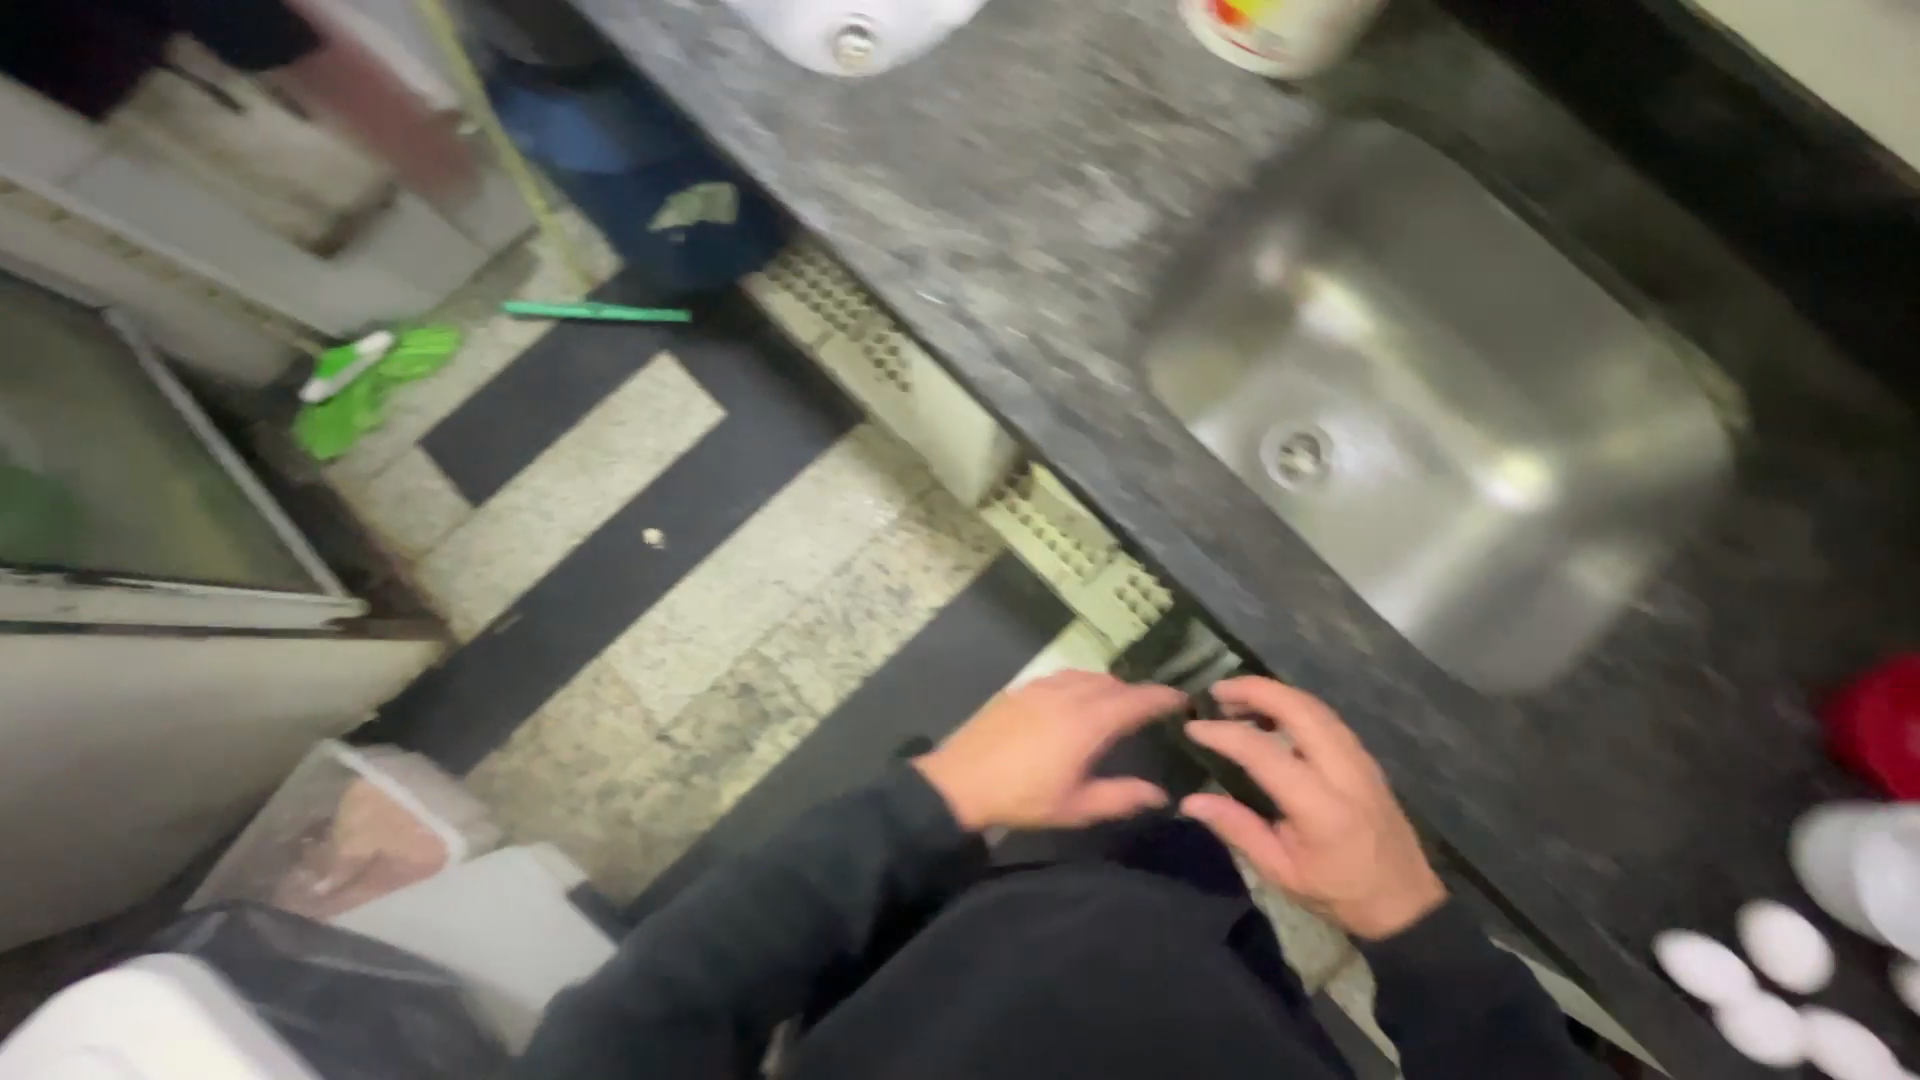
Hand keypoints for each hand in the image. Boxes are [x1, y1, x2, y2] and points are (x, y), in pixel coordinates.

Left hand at [913, 671, 1185, 831]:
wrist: (960, 781)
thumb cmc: (1022, 798)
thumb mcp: (1076, 806)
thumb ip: (1121, 797)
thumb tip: (1160, 794)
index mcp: (1087, 722)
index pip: (1136, 700)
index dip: (1162, 697)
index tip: (1182, 699)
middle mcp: (1068, 695)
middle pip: (1113, 683)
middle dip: (1136, 692)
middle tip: (1151, 709)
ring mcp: (1041, 688)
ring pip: (1086, 675)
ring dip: (1107, 685)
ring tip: (1116, 703)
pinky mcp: (1020, 689)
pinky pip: (1061, 676)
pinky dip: (1080, 682)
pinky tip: (1075, 699)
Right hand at [1180, 676, 1445, 939]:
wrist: (1408, 905)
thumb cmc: (1341, 894)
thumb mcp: (1282, 874)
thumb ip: (1238, 830)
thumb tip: (1191, 801)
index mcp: (1321, 808)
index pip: (1264, 752)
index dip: (1224, 734)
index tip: (1193, 729)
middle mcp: (1345, 772)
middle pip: (1299, 708)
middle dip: (1254, 690)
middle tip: (1216, 691)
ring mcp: (1361, 761)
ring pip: (1315, 706)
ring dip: (1273, 693)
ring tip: (1236, 699)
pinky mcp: (1365, 759)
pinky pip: (1326, 717)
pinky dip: (1292, 704)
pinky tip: (1269, 715)